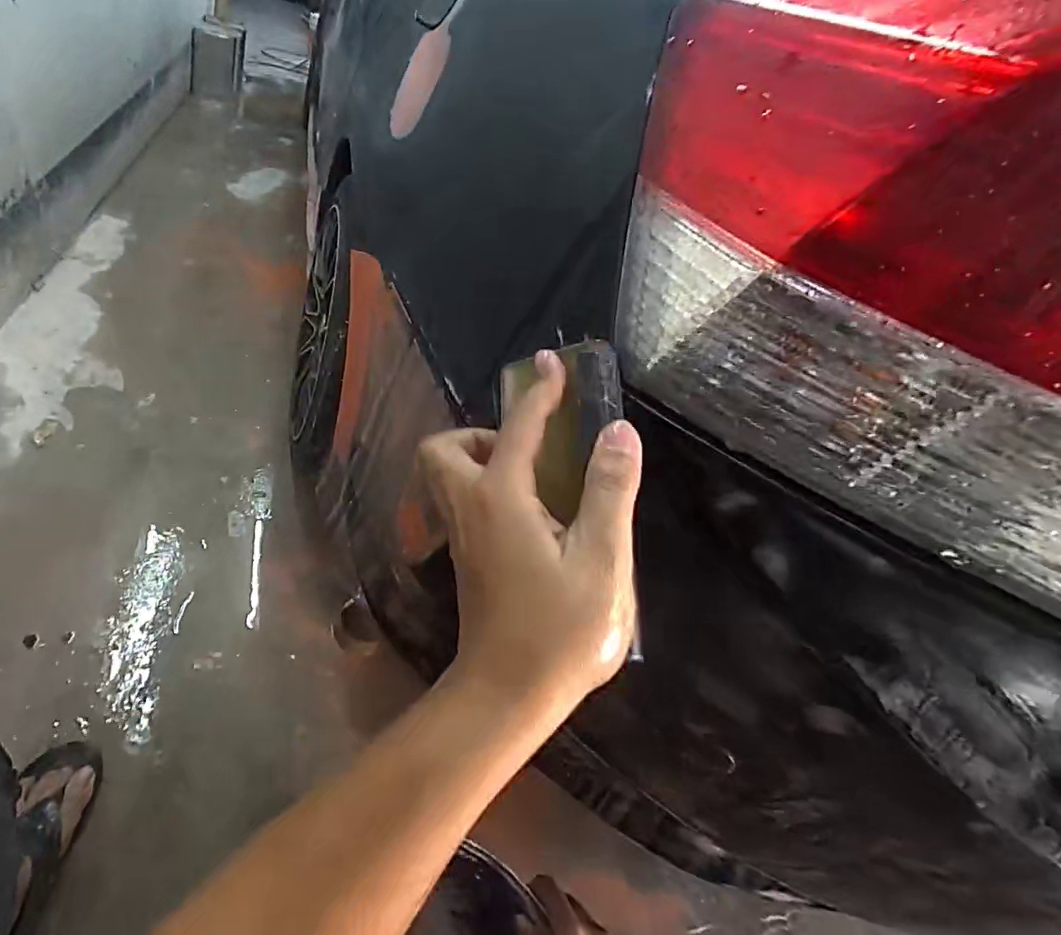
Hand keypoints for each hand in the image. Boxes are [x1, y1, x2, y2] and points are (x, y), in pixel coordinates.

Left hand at [417, 350, 641, 710]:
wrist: (507, 695)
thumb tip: (617, 431)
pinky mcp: (465, 557)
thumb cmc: (559, 632)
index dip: (540, 392)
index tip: (553, 365)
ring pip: (445, 476)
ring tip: (537, 482)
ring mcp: (460, 535)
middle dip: (481, 434)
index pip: (519, 428)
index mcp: (500, 500)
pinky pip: (462, 501)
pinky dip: (485, 487)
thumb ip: (609, 492)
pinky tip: (533, 517)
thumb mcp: (601, 562)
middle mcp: (468, 509)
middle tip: (530, 452)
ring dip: (481, 460)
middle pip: (443, 449)